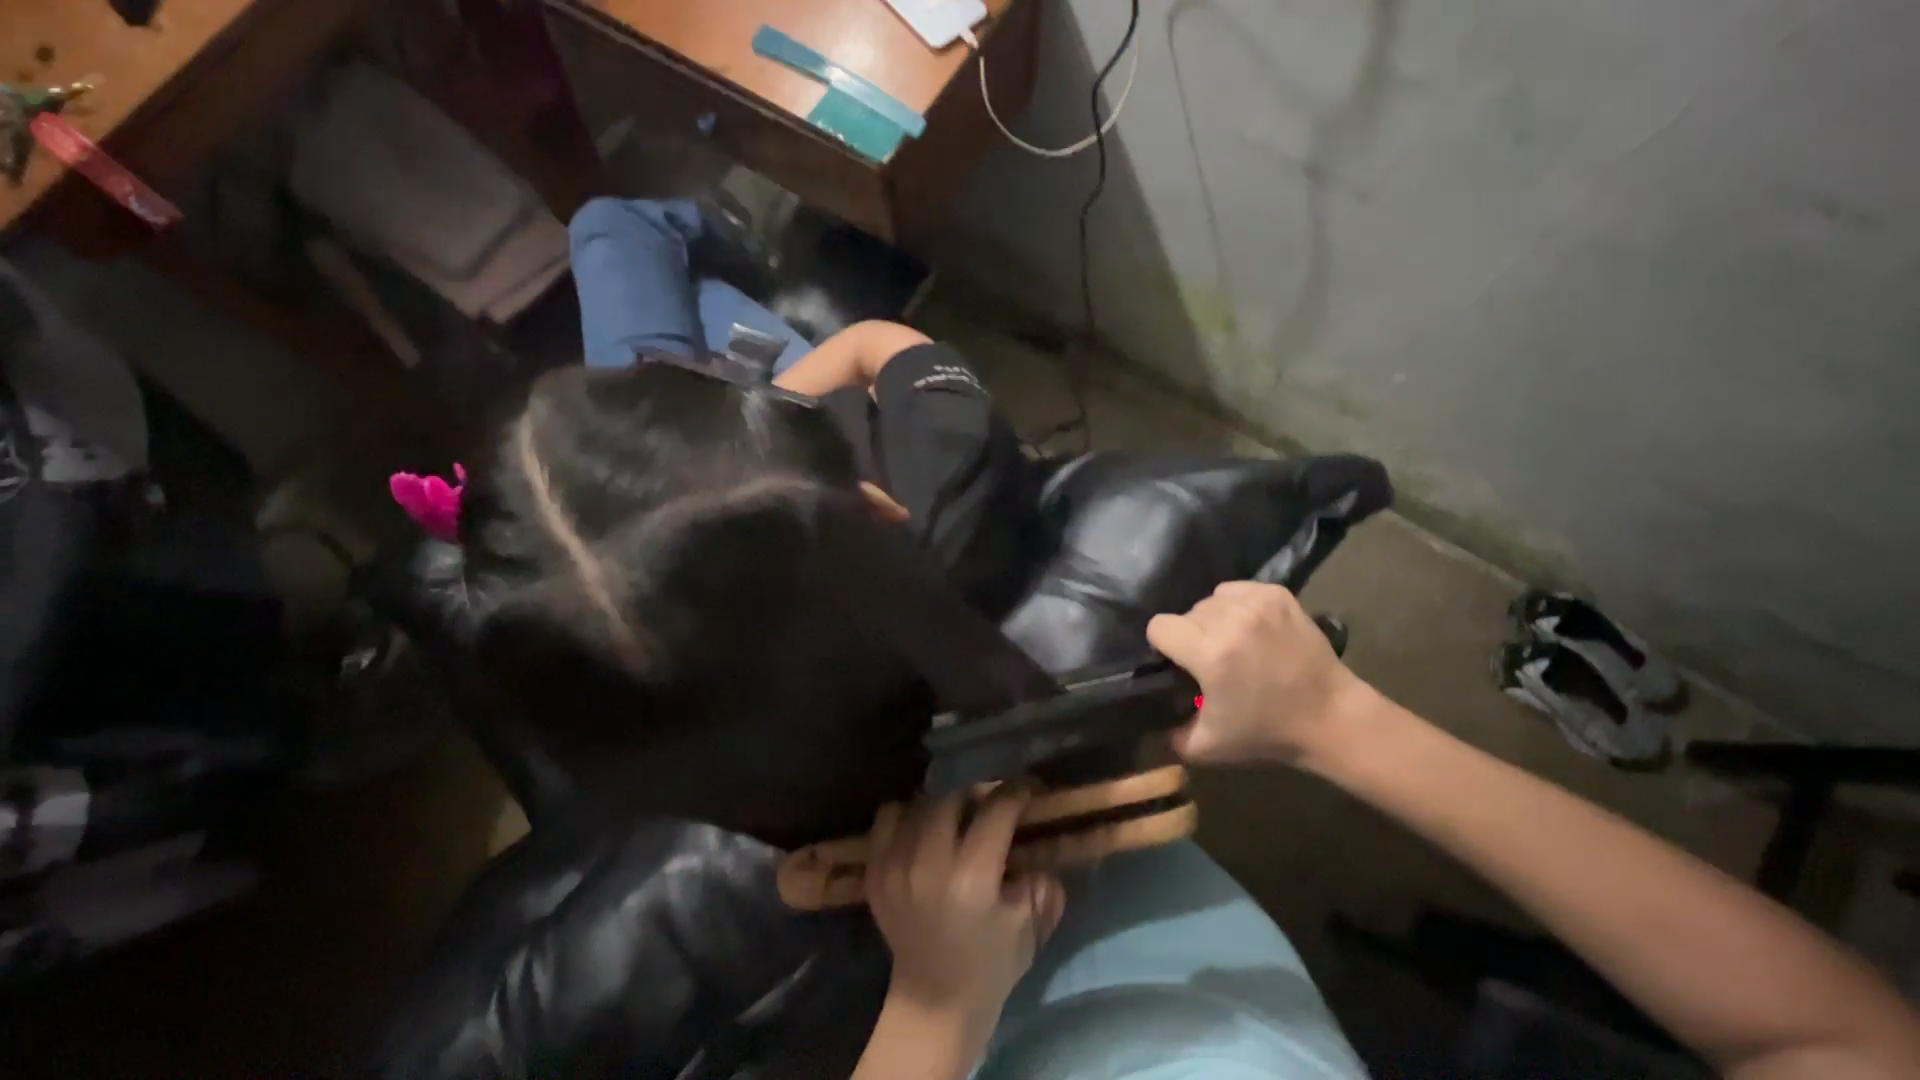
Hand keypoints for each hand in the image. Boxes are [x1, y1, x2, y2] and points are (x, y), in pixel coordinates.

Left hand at [865, 792, 1065, 1038]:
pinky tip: (922, 831)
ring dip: (942, 805)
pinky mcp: (875, 873)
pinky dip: (907, 816)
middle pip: (953, 798)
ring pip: (918, 804)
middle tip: (990, 807)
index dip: (1017, 792)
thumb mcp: (1030, 926)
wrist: (933, 1001)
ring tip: (956, 818)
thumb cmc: (989, 966)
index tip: (1028, 789)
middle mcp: (929, 863)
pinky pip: (886, 820)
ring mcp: (896, 866)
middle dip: (977, 796)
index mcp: (972, 877)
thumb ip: (1040, 882)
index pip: (996, 810)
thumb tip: (1038, 849)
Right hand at [1146, 581, 1378, 764]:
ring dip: (1213, 619)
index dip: (1164, 647)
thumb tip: (1148, 714)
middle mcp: (1232, 619)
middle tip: (1212, 662)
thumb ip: (1168, 732)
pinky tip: (1250, 628)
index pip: (1160, 626)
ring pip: (1210, 599)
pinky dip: (1236, 605)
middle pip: (1186, 613)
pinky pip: (1236, 589)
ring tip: (1233, 644)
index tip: (1181, 665)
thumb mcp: (1206, 747)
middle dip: (1191, 635)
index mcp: (1211, 653)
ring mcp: (1258, 603)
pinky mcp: (1278, 595)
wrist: (1331, 717)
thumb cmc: (1267, 732)